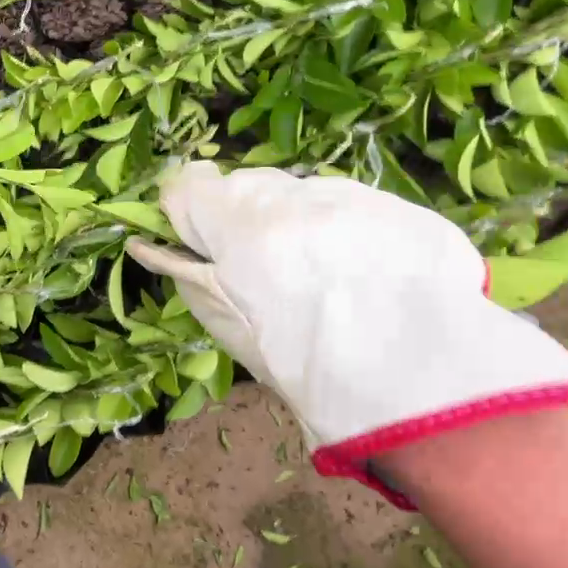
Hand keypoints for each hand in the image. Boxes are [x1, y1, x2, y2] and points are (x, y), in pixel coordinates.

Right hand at [126, 161, 567, 505]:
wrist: (422, 383)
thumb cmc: (296, 356)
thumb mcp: (222, 318)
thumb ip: (182, 270)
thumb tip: (145, 245)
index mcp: (237, 222)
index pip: (188, 185)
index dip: (187, 209)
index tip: (194, 236)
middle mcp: (290, 197)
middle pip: (247, 184)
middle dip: (242, 212)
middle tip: (258, 262)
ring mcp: (350, 199)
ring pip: (301, 192)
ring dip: (295, 218)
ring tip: (316, 269)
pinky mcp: (403, 211)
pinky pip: (355, 207)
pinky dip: (345, 229)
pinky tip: (361, 271)